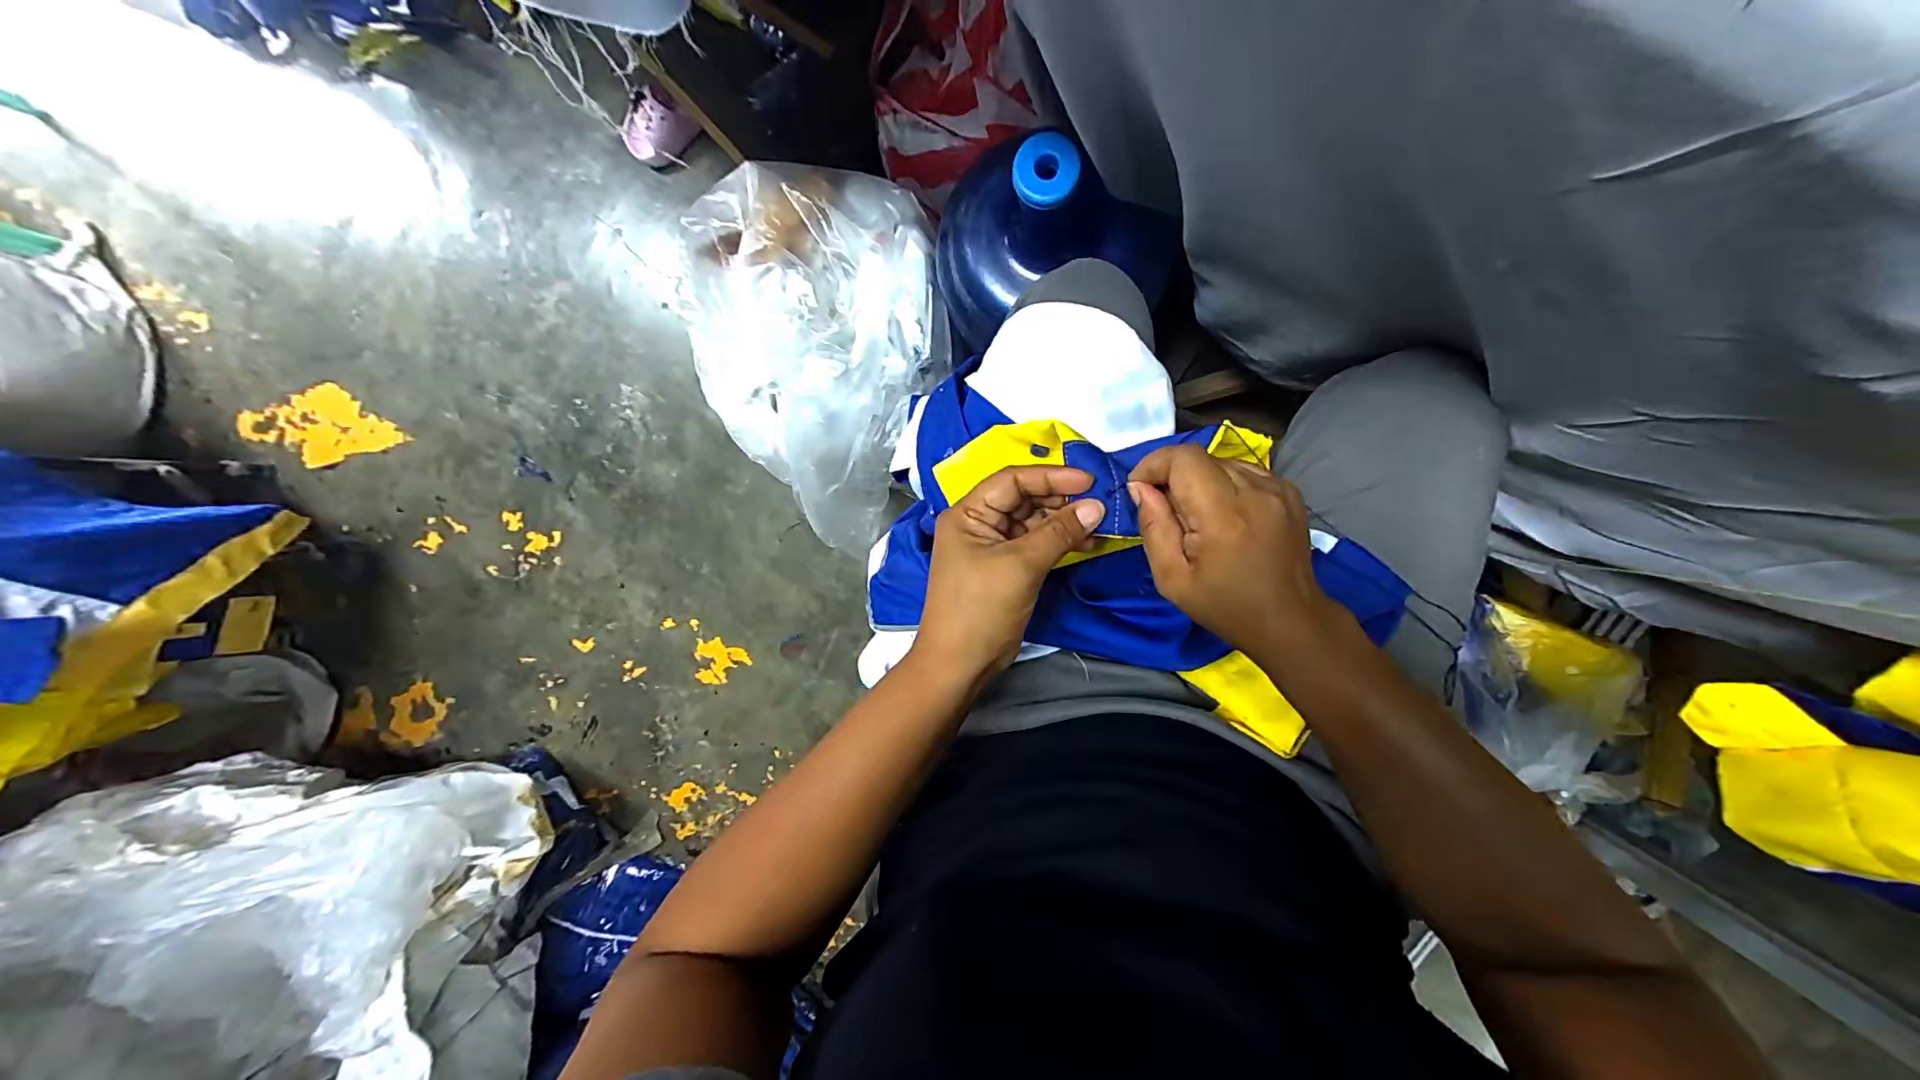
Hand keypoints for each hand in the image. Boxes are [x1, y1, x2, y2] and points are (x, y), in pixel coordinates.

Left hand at [910, 466, 1104, 680]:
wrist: (960, 663)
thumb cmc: (981, 609)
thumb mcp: (1021, 566)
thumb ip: (1059, 532)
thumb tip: (1095, 507)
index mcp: (968, 514)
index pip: (1012, 480)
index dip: (1051, 476)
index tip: (1088, 480)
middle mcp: (978, 523)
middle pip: (1024, 498)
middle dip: (1060, 499)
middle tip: (1097, 504)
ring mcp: (991, 546)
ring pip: (1032, 521)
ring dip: (1063, 522)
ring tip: (1097, 526)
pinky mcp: (1005, 567)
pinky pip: (1034, 543)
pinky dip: (1058, 542)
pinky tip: (1085, 543)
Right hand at [1127, 445, 1343, 653]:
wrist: (1288, 619)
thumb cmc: (1224, 605)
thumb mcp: (1171, 578)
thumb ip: (1153, 527)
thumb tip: (1141, 488)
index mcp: (1224, 515)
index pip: (1183, 458)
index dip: (1154, 465)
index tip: (1141, 490)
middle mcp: (1255, 491)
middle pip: (1200, 457)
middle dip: (1173, 476)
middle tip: (1168, 513)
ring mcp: (1277, 488)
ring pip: (1221, 462)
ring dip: (1199, 480)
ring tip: (1198, 517)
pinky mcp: (1288, 491)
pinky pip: (1243, 472)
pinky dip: (1224, 485)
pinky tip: (1225, 515)